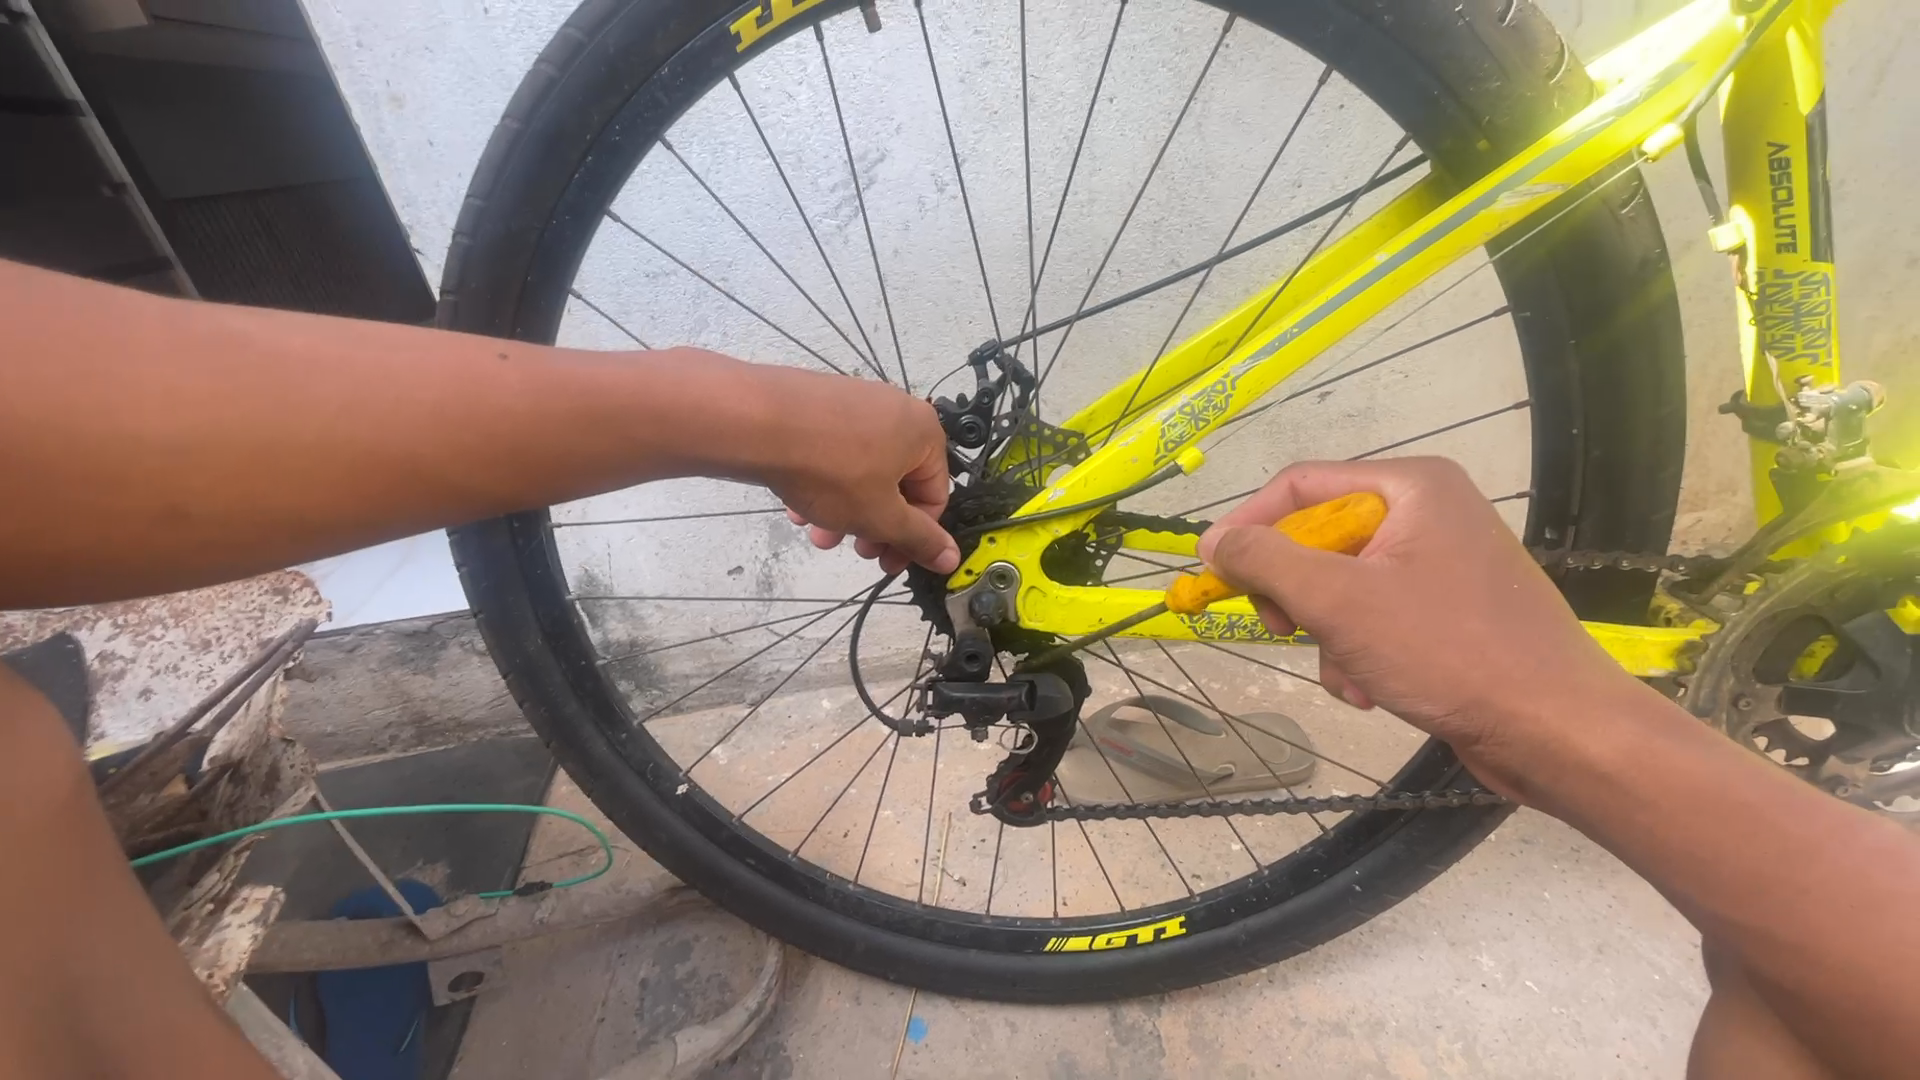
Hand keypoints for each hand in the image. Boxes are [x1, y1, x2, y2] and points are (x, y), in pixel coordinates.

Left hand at [750, 369, 959, 575]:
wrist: (757, 422)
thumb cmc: (829, 468)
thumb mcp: (880, 516)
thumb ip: (919, 539)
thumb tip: (951, 558)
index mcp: (924, 433)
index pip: (934, 496)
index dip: (914, 538)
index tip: (888, 563)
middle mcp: (896, 411)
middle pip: (897, 484)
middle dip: (874, 525)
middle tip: (855, 550)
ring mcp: (857, 403)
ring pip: (863, 471)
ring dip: (846, 511)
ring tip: (819, 534)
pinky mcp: (823, 404)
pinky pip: (836, 452)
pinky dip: (825, 483)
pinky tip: (799, 507)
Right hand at [1194, 457, 1637, 778]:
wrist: (1560, 733)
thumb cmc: (1446, 650)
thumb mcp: (1336, 600)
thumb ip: (1264, 560)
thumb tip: (1211, 541)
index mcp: (1409, 487)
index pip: (1298, 486)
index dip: (1247, 525)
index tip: (1213, 572)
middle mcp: (1426, 513)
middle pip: (1317, 537)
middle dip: (1293, 592)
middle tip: (1278, 627)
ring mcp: (1439, 562)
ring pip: (1338, 584)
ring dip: (1323, 633)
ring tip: (1344, 674)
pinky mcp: (1447, 609)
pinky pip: (1371, 614)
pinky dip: (1355, 651)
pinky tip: (1368, 689)